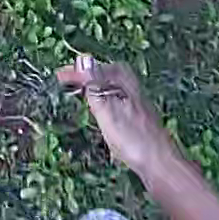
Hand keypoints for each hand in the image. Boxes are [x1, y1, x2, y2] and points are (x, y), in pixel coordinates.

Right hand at [56, 54, 181, 178]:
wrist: (159, 162)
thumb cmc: (131, 137)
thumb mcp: (107, 110)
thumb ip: (94, 85)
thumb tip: (83, 58)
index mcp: (123, 79)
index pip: (94, 68)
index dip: (76, 71)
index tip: (59, 74)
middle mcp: (129, 84)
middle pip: (102, 74)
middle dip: (83, 75)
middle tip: (63, 79)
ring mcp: (134, 98)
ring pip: (108, 85)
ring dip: (92, 85)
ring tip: (75, 89)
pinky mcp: (135, 113)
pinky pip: (112, 96)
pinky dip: (100, 96)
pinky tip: (97, 107)